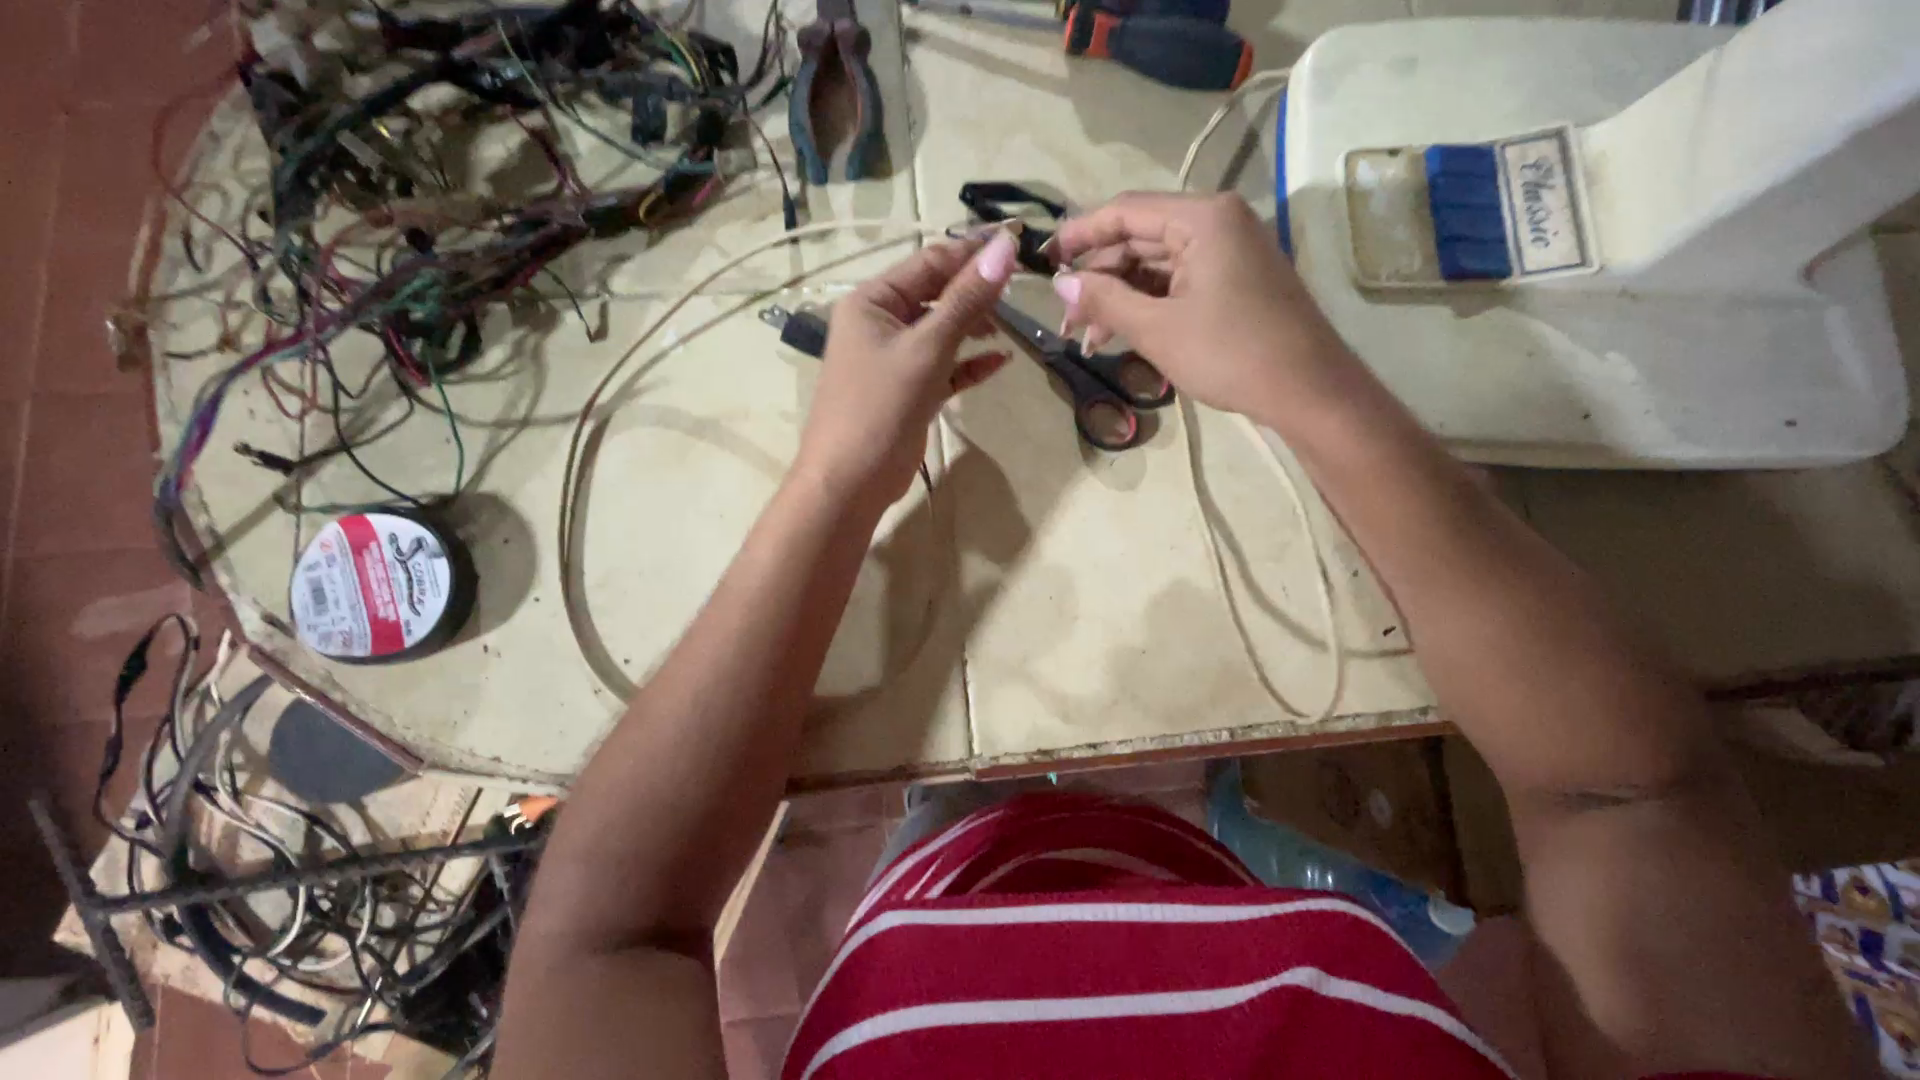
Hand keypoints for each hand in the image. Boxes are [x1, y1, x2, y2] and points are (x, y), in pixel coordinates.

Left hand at [791, 230, 1018, 509]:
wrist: (849, 481)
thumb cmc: (880, 407)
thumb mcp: (926, 348)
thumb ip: (966, 300)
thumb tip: (1004, 248)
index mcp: (871, 301)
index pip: (928, 262)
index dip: (971, 253)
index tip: (1017, 243)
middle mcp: (879, 323)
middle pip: (935, 294)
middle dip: (975, 290)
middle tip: (1020, 287)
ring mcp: (893, 359)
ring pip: (941, 330)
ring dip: (973, 326)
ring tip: (1007, 325)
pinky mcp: (908, 391)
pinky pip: (944, 366)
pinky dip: (969, 363)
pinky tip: (999, 361)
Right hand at [1050, 193, 1358, 427]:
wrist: (1309, 390)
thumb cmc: (1231, 354)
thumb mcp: (1158, 329)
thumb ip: (1106, 300)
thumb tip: (1062, 284)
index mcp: (1202, 217)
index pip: (1125, 211)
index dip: (1079, 235)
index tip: (1044, 262)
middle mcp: (1217, 221)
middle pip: (1139, 238)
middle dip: (1098, 278)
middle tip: (1065, 317)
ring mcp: (1229, 251)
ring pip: (1156, 264)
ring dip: (1119, 297)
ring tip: (1087, 336)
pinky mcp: (1234, 279)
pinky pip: (1178, 281)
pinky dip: (1148, 304)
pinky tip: (1120, 334)